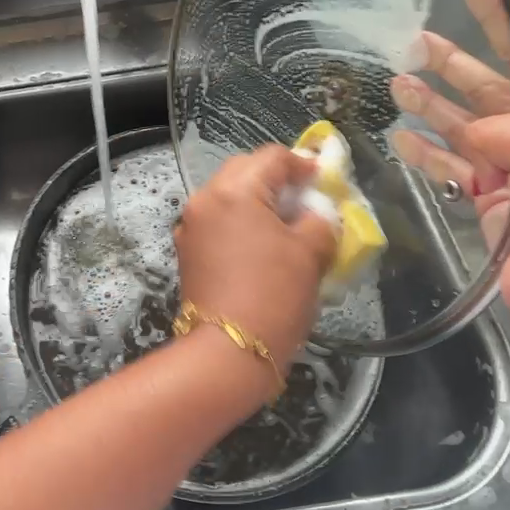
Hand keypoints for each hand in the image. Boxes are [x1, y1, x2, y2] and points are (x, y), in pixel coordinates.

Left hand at [173, 146, 332, 371]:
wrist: (227, 352)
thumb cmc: (273, 296)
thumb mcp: (310, 253)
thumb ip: (319, 220)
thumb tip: (317, 211)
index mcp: (234, 190)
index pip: (271, 157)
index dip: (302, 164)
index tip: (322, 180)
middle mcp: (205, 198)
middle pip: (245, 170)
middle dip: (275, 179)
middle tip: (304, 200)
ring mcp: (191, 224)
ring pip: (228, 196)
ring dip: (256, 202)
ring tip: (285, 226)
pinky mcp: (187, 250)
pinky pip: (218, 222)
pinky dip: (240, 224)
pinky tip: (261, 247)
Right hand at [389, 0, 509, 341]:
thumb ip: (504, 124)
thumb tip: (474, 136)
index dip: (501, 21)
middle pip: (491, 89)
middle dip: (454, 65)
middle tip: (415, 41)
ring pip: (464, 127)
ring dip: (432, 105)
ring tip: (398, 82)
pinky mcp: (492, 203)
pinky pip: (453, 166)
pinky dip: (427, 153)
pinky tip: (402, 137)